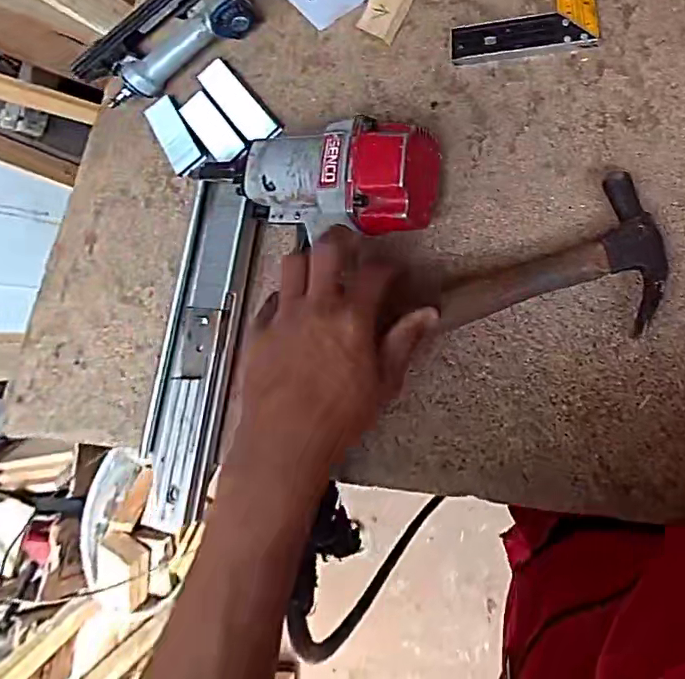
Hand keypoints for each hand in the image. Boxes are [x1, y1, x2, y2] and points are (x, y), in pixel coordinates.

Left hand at [221, 227, 436, 486]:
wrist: (283, 446)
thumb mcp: (383, 382)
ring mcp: (283, 318)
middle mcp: (316, 309)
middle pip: (326, 249)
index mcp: (351, 319)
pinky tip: (293, 307)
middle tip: (350, 242)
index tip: (392, 272)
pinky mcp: (258, 334)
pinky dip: (283, 294)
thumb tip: (426, 315)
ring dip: (308, 259)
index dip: (388, 266)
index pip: (375, 272)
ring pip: (292, 263)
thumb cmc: (335, 420)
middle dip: (342, 237)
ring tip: (319, 267)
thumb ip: (404, 341)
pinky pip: (269, 298)